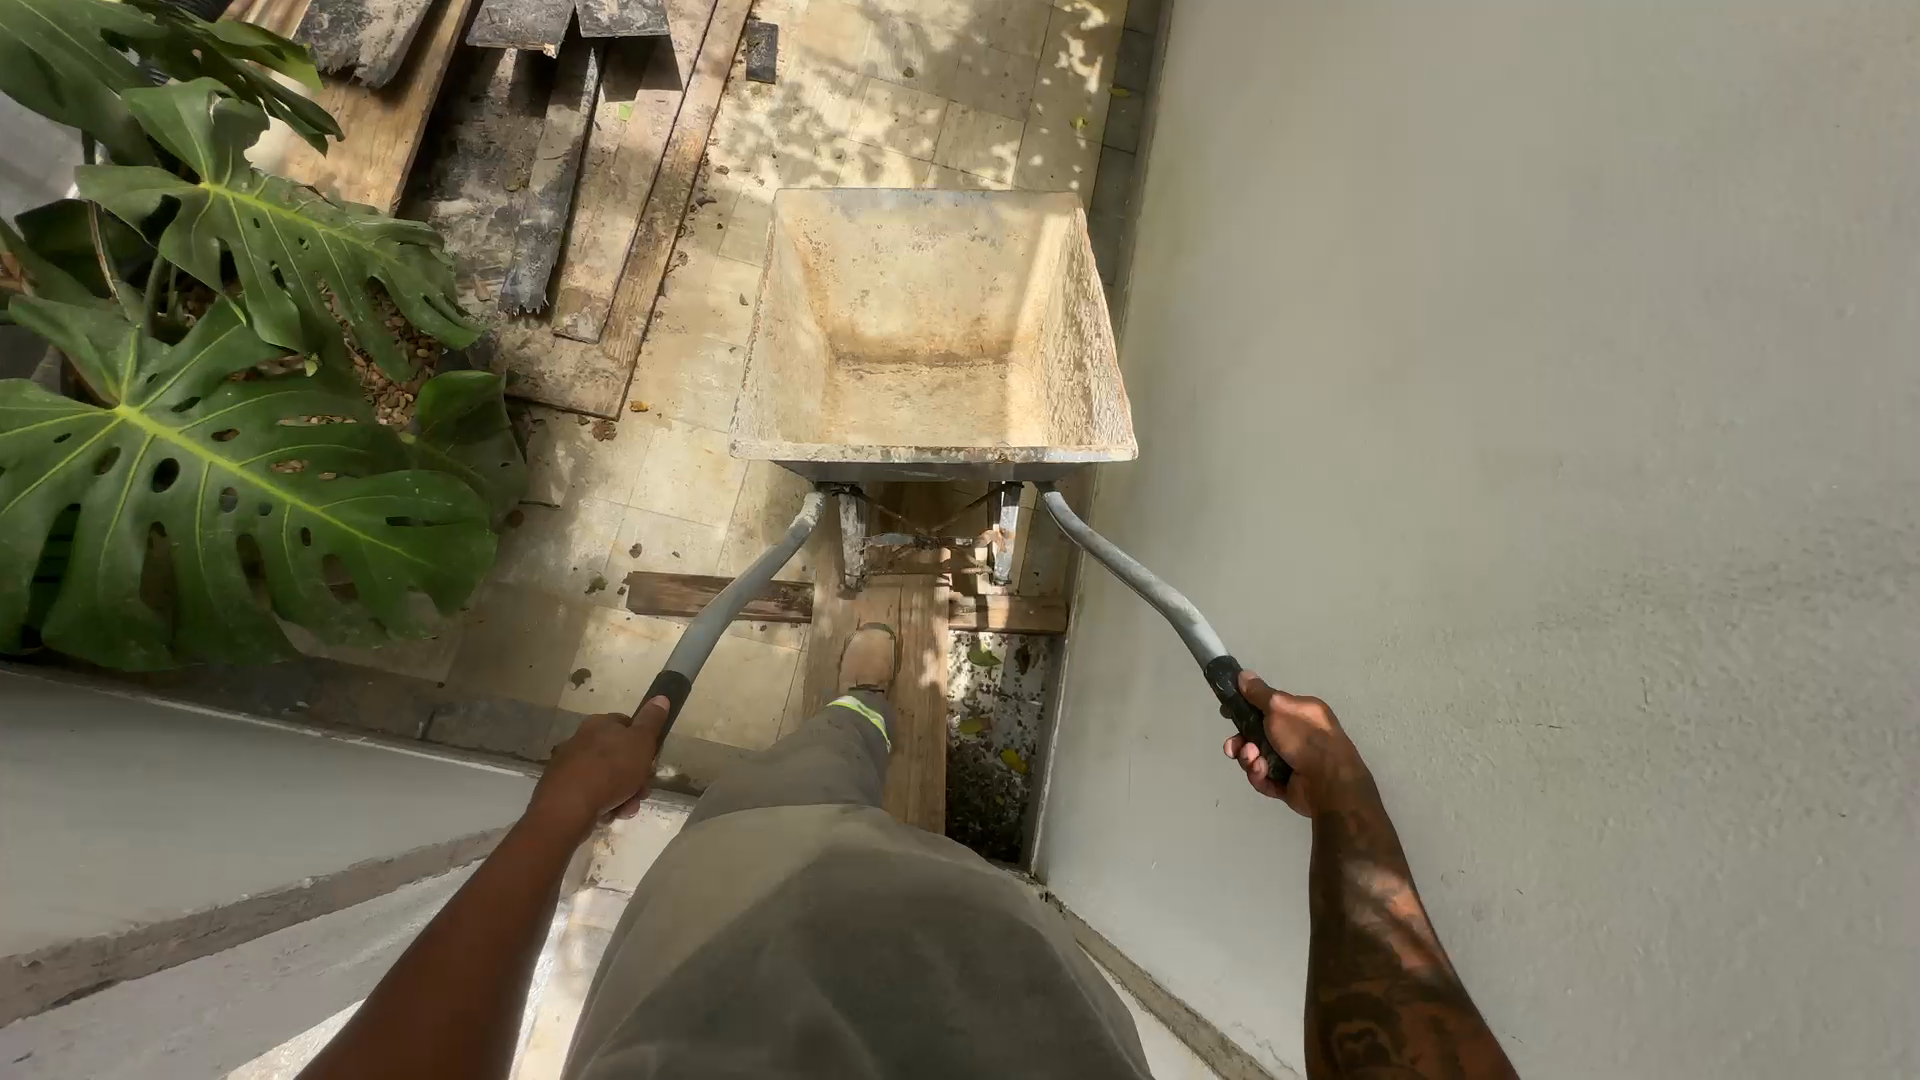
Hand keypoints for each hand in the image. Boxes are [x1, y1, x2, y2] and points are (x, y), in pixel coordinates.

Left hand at [526, 696, 669, 837]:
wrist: (567, 809)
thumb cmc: (611, 769)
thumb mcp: (641, 741)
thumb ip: (652, 720)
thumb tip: (661, 697)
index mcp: (599, 725)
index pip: (627, 724)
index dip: (643, 742)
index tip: (651, 759)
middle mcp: (580, 741)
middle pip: (618, 756)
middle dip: (635, 775)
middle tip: (643, 790)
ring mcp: (568, 768)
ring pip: (607, 779)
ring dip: (624, 794)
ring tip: (627, 808)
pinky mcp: (560, 792)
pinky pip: (591, 796)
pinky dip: (604, 805)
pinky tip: (610, 815)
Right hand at [1223, 672, 1377, 818]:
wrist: (1328, 783)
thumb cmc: (1304, 737)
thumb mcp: (1279, 706)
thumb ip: (1259, 692)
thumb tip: (1244, 674)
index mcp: (1300, 713)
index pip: (1267, 707)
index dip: (1245, 709)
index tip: (1227, 713)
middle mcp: (1297, 736)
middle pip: (1256, 734)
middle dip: (1241, 740)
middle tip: (1233, 746)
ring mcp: (1293, 761)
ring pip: (1256, 757)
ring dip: (1249, 758)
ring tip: (1254, 760)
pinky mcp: (1288, 785)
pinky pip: (1263, 778)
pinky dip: (1259, 775)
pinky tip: (1262, 772)